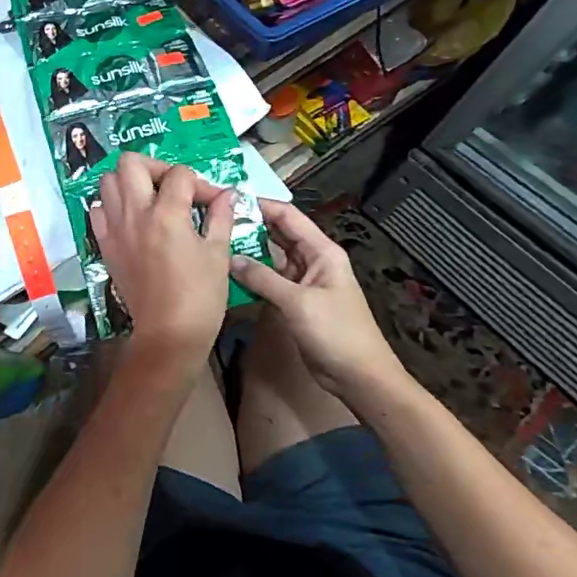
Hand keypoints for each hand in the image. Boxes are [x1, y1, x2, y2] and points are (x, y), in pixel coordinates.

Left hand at [90, 154, 235, 371]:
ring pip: (108, 182)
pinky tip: (132, 219)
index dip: (201, 183)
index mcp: (167, 214)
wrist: (168, 334)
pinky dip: (112, 207)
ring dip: (130, 182)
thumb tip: (227, 194)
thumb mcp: (218, 253)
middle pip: (131, 163)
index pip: (180, 174)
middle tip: (173, 187)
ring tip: (151, 199)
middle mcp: (135, 214)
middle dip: (156, 166)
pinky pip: (98, 211)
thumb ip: (221, 217)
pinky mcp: (105, 246)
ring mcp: (115, 229)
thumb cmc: (200, 296)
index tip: (213, 201)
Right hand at [229, 199, 406, 398]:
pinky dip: (254, 276)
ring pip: (273, 258)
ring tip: (218, 242)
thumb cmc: (336, 333)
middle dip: (252, 226)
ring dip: (251, 252)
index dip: (262, 205)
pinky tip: (231, 274)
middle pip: (280, 234)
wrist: (359, 376)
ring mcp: (304, 281)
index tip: (230, 199)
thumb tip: (230, 258)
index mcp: (322, 251)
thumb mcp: (298, 302)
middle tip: (217, 220)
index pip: (289, 217)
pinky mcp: (296, 301)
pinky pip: (272, 280)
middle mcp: (313, 260)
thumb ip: (263, 278)